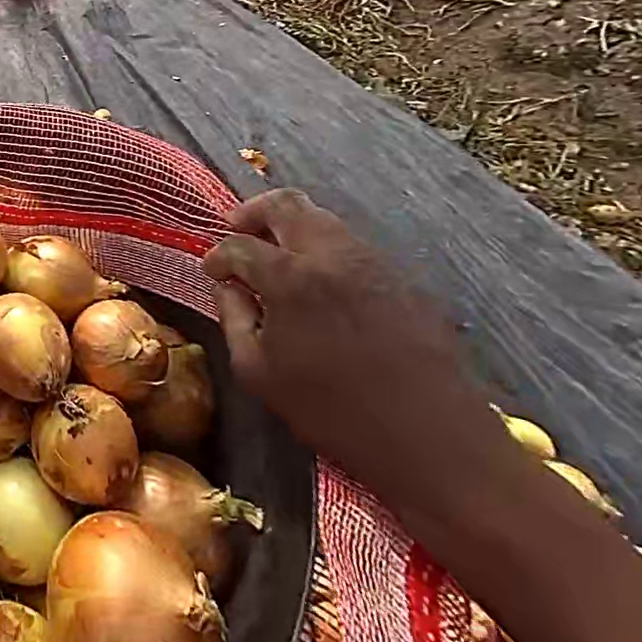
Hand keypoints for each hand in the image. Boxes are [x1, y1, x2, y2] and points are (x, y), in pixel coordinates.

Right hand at [203, 190, 503, 513]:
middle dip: (252, 212)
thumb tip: (226, 286)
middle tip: (236, 230)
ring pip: (321, 218)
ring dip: (290, 228)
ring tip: (274, 256)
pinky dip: (321, 248)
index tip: (212, 272)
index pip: (240, 245)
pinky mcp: (400, 277)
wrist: (430, 437)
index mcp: (290, 277)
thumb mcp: (257, 370)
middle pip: (285, 204)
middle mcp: (331, 254)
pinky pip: (349, 244)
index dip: (218, 256)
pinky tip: (316, 282)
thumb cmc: (331, 409)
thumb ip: (233, 317)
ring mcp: (371, 261)